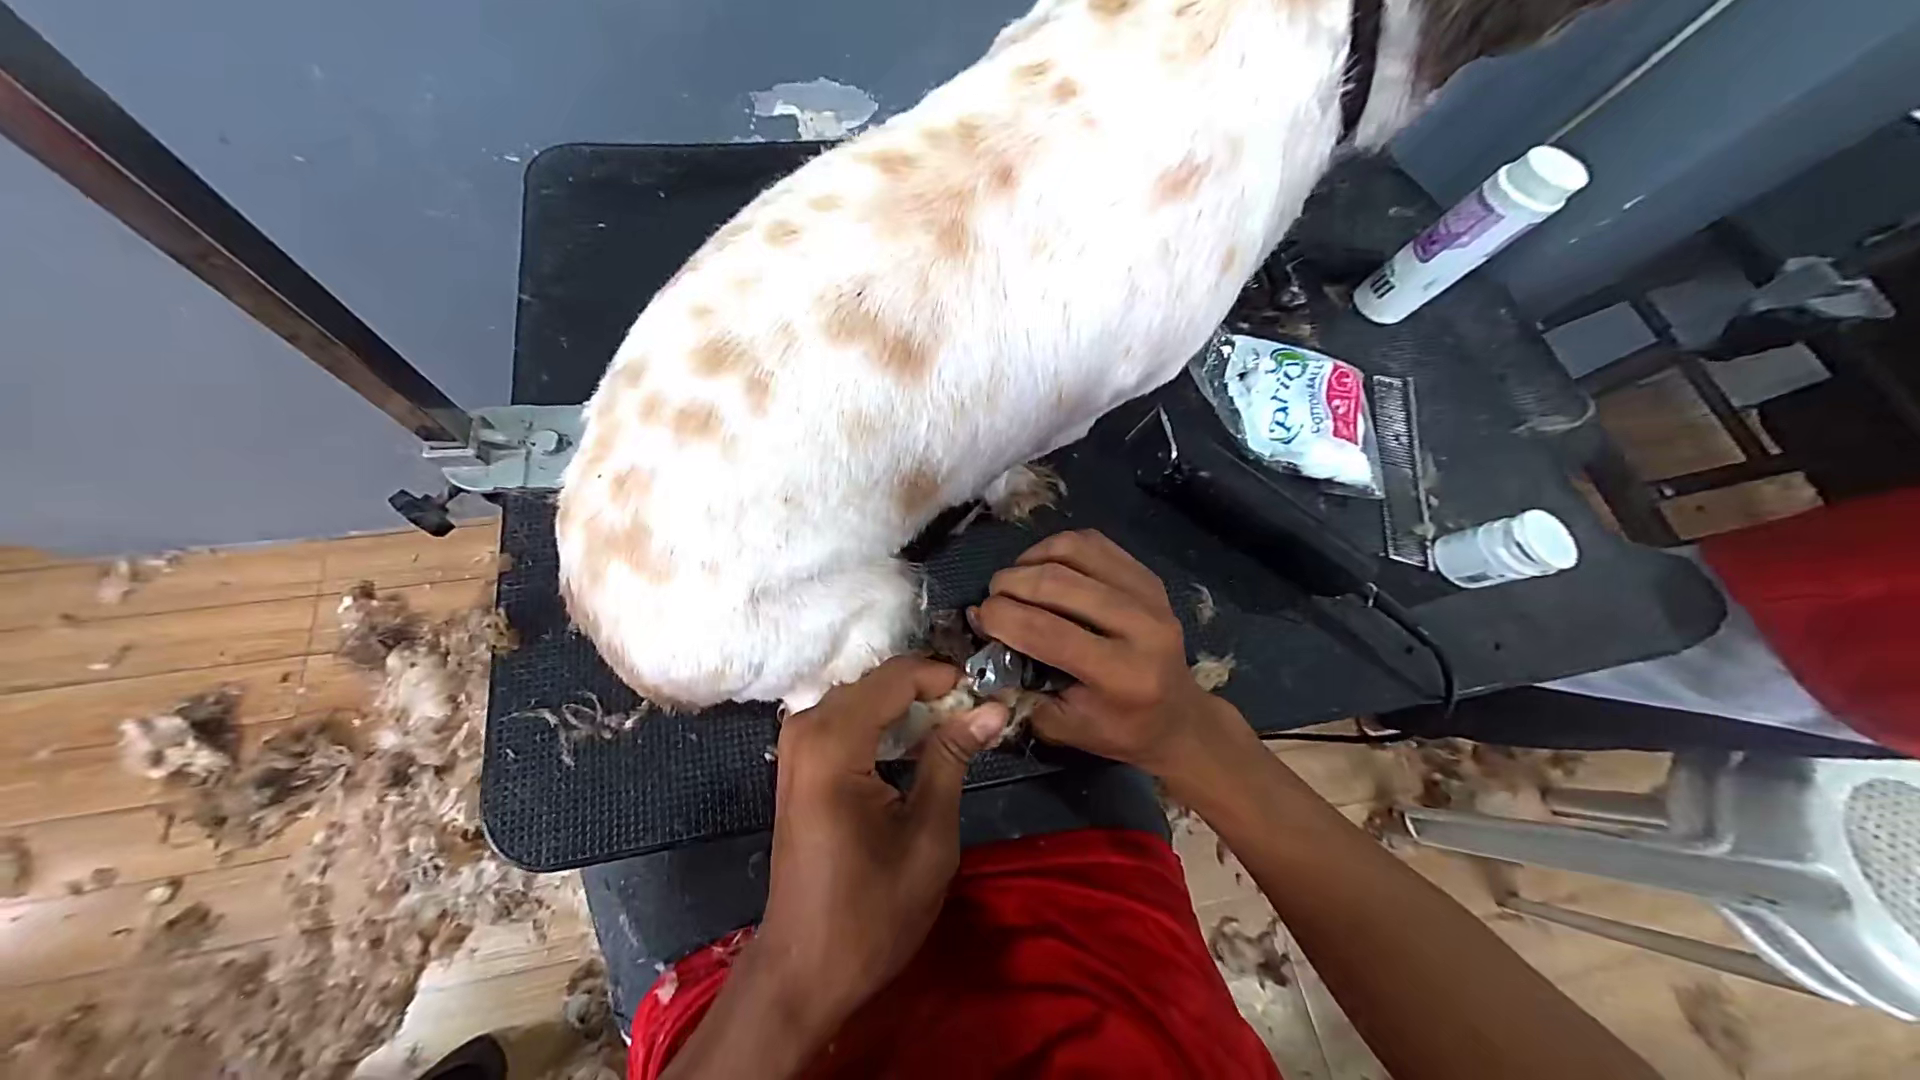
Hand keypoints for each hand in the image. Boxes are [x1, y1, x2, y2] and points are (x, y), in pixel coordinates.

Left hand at [750, 656, 1008, 1034]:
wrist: (804, 967)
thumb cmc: (871, 912)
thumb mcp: (928, 835)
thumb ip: (953, 757)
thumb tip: (992, 708)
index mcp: (834, 744)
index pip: (896, 678)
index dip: (946, 678)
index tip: (987, 697)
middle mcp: (806, 729)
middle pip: (878, 681)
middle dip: (929, 690)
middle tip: (976, 714)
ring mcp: (796, 743)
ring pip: (863, 695)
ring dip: (908, 705)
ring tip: (954, 729)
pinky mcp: (798, 760)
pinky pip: (847, 717)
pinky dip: (884, 721)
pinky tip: (914, 745)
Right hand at [973, 530, 1251, 780]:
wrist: (1179, 718)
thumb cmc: (1118, 730)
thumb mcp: (1062, 727)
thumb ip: (1019, 686)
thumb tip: (983, 628)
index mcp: (1122, 675)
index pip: (1048, 631)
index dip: (1002, 617)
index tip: (980, 616)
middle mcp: (1143, 627)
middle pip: (1059, 583)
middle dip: (1010, 584)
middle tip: (992, 596)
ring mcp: (1150, 596)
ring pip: (1075, 552)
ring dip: (1032, 560)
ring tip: (1016, 580)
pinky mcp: (1149, 577)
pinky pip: (1093, 543)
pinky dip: (1057, 548)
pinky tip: (1044, 567)